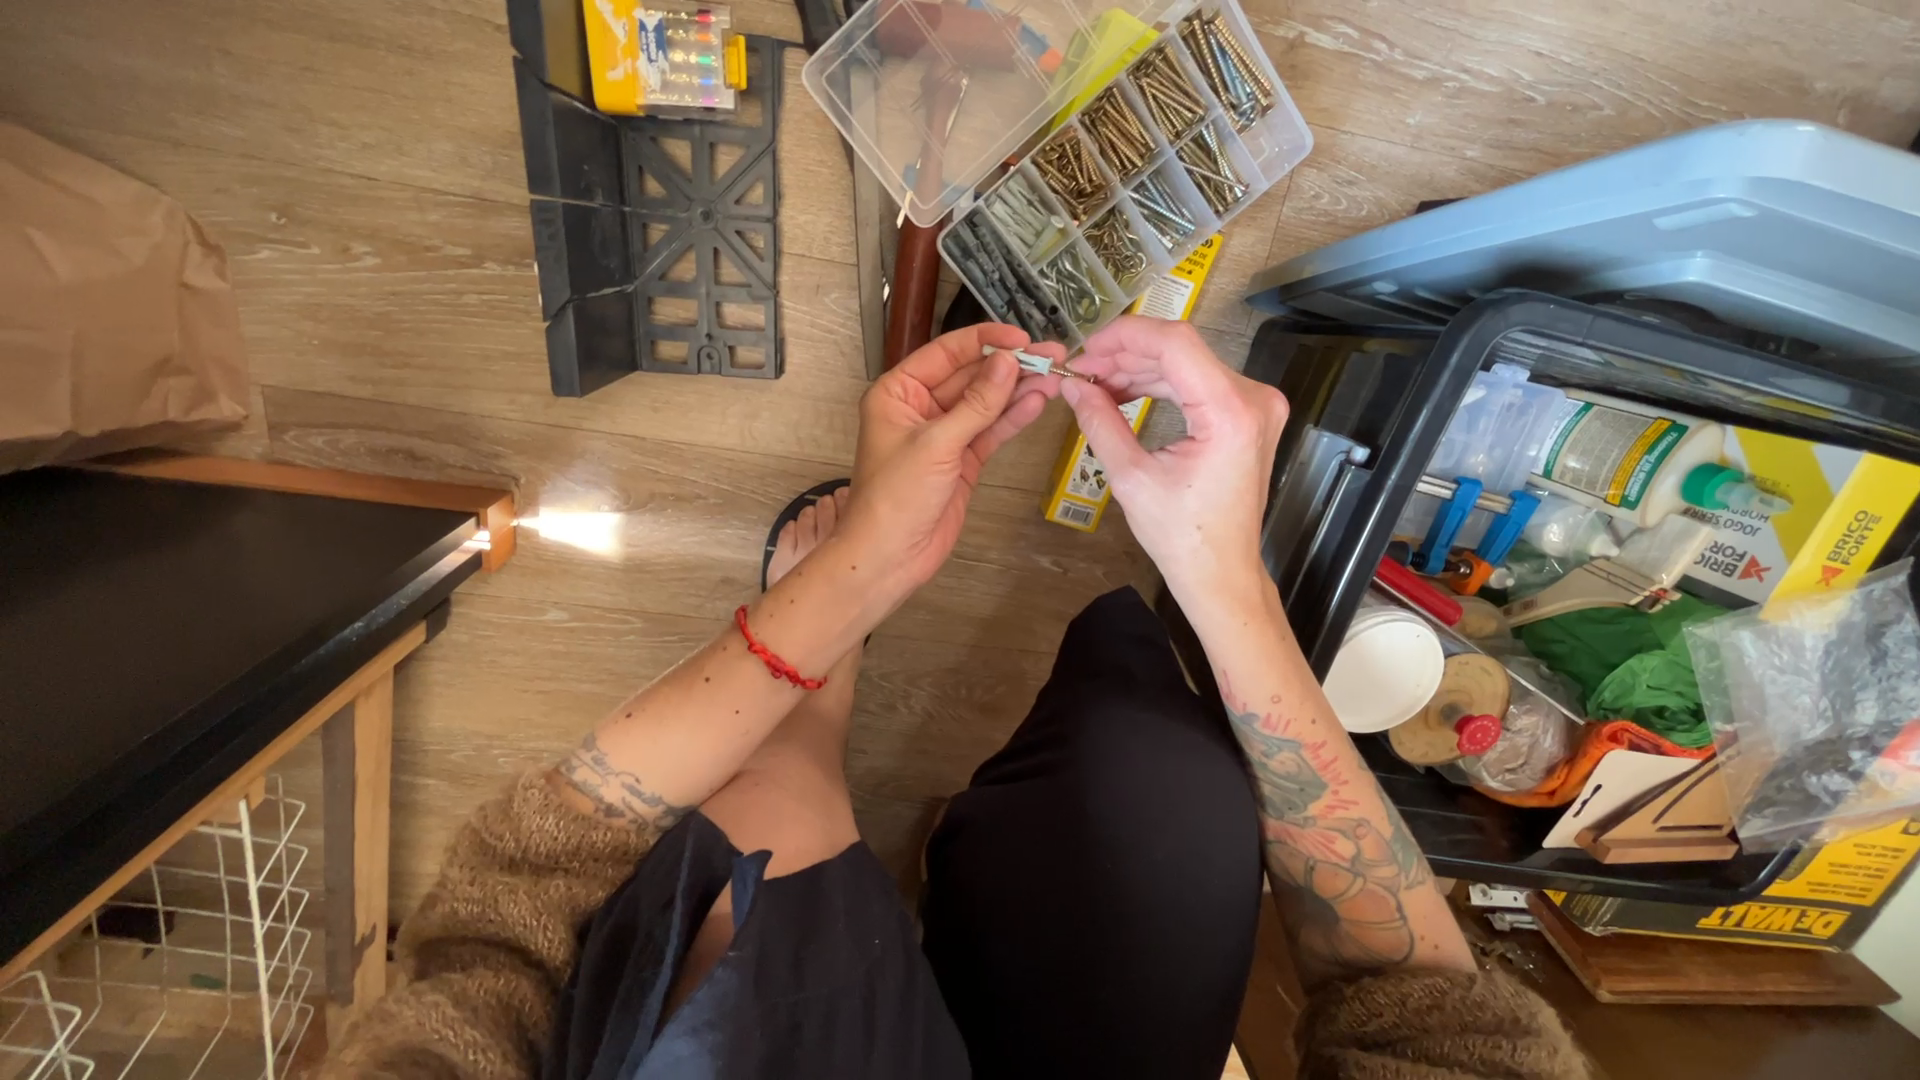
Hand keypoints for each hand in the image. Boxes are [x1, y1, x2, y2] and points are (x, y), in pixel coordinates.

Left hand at [840, 323, 1064, 601]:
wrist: (890, 557)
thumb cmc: (895, 497)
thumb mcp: (936, 444)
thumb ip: (976, 404)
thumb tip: (1008, 363)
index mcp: (898, 392)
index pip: (946, 353)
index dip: (985, 342)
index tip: (1022, 338)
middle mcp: (920, 408)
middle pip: (971, 377)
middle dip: (1010, 367)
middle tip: (1051, 355)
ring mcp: (944, 435)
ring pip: (985, 404)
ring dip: (1018, 391)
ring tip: (1055, 377)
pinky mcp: (962, 461)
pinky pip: (990, 432)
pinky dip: (1013, 418)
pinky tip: (1038, 403)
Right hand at [1059, 316, 1287, 599]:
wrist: (1220, 570)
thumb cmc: (1181, 536)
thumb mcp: (1131, 477)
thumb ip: (1100, 422)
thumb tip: (1072, 386)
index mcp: (1229, 412)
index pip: (1175, 343)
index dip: (1124, 337)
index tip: (1086, 349)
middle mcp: (1253, 398)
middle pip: (1181, 350)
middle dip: (1126, 355)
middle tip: (1082, 372)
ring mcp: (1255, 405)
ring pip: (1187, 364)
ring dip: (1140, 369)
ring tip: (1095, 384)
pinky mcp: (1248, 415)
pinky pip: (1198, 384)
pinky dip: (1161, 385)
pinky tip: (1124, 392)